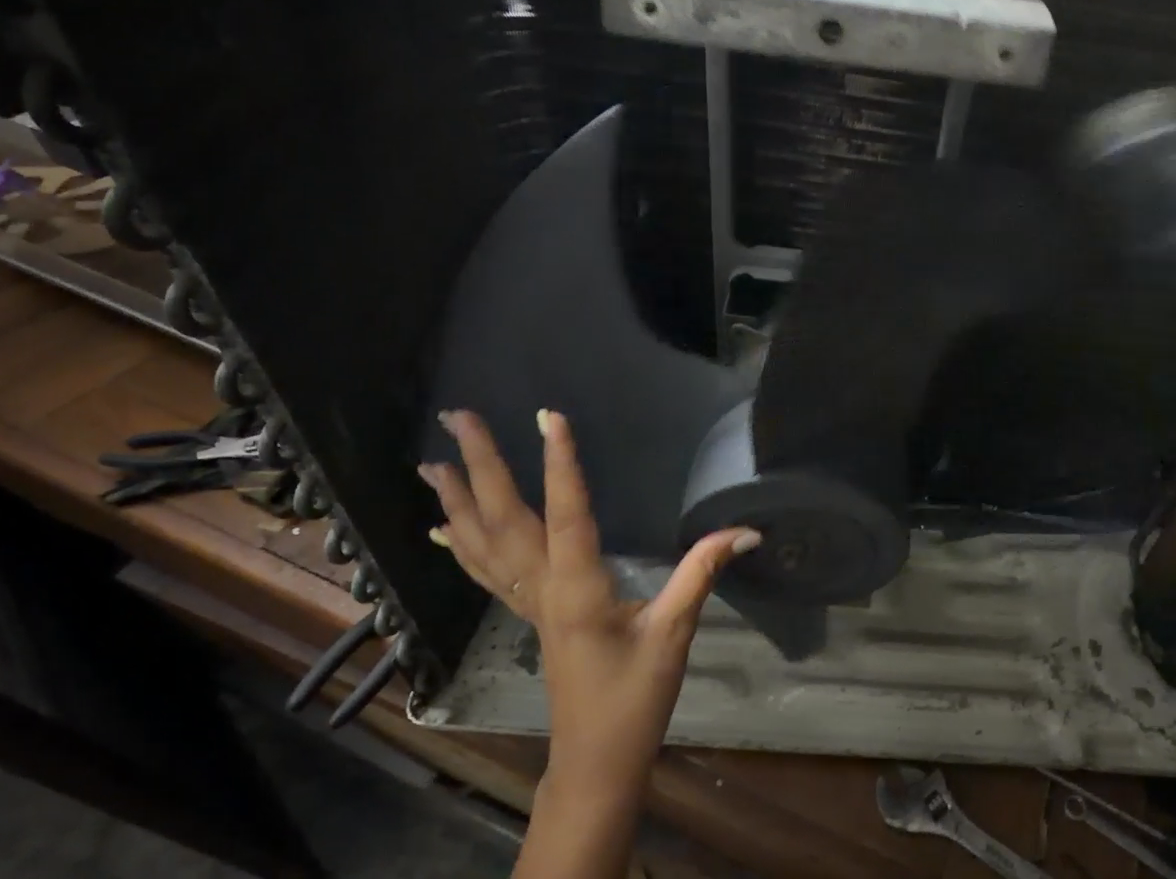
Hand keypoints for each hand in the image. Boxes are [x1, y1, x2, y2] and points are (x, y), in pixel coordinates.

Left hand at [417, 409, 759, 782]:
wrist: (596, 758)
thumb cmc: (635, 698)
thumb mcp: (674, 634)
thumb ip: (702, 574)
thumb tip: (745, 529)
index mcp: (577, 589)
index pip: (568, 514)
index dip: (561, 464)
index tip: (550, 417)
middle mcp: (542, 589)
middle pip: (505, 520)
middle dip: (482, 466)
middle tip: (459, 416)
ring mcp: (529, 604)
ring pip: (484, 545)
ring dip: (458, 501)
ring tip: (430, 464)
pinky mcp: (530, 616)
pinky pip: (487, 572)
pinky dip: (463, 545)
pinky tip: (444, 528)